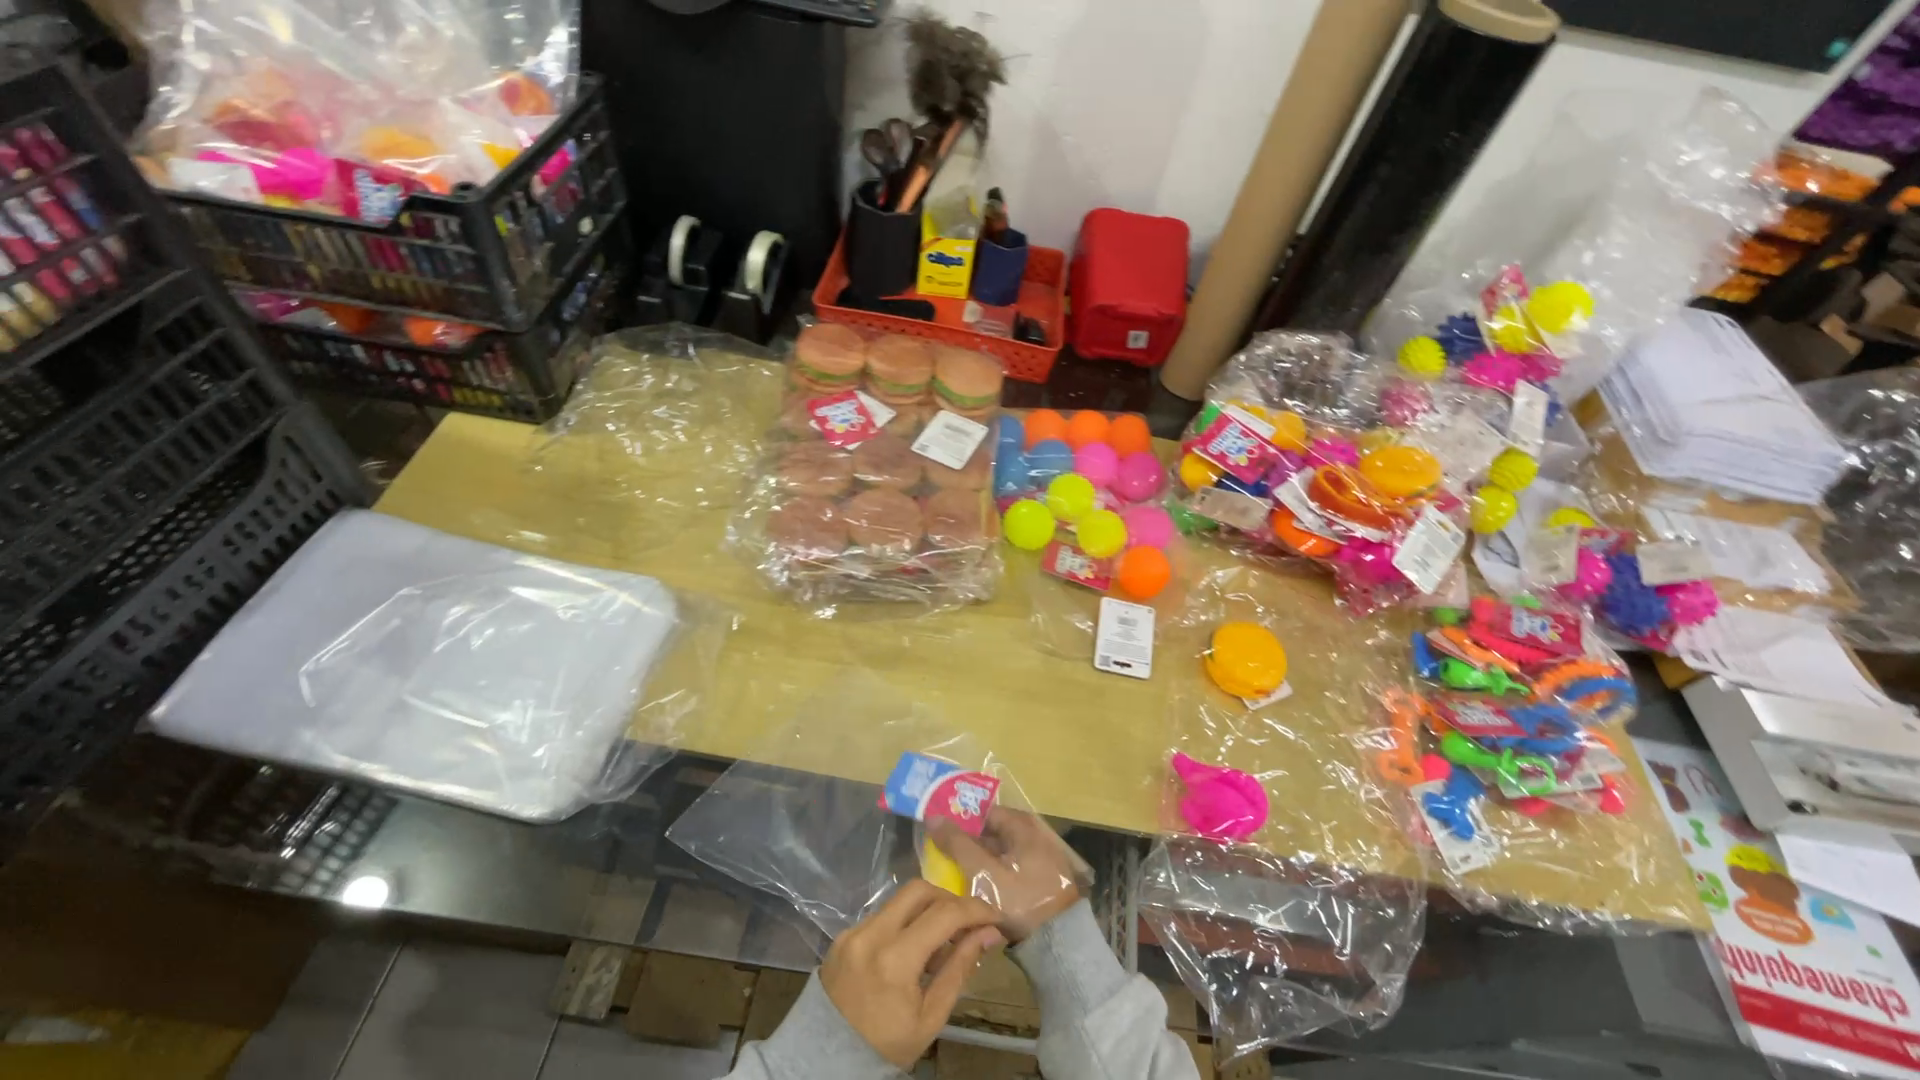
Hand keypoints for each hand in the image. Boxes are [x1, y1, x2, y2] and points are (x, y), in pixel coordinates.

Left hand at [820, 879, 1003, 1068]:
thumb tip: (989, 933)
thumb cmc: (887, 1045)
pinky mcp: (842, 936)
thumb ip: (960, 968)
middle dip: (950, 899)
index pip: (944, 914)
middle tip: (967, 922)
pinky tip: (912, 949)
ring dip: (926, 910)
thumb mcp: (931, 1016)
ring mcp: (853, 932)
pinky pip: (881, 916)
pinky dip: (903, 923)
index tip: (995, 917)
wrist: (829, 1061)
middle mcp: (871, 934)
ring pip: (898, 900)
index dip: (976, 910)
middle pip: (919, 890)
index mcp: (894, 959)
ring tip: (940, 942)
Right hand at [929, 808, 1082, 942]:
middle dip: (969, 843)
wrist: (1061, 941)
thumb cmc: (1021, 901)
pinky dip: (996, 872)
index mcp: (1024, 826)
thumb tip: (933, 816)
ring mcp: (1043, 856)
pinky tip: (980, 887)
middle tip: (943, 856)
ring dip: (981, 860)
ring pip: (1002, 852)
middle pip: (993, 832)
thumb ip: (957, 845)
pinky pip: (1013, 867)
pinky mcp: (1044, 878)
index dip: (961, 821)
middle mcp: (1036, 834)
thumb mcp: (984, 873)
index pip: (984, 813)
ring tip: (955, 873)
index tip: (939, 834)